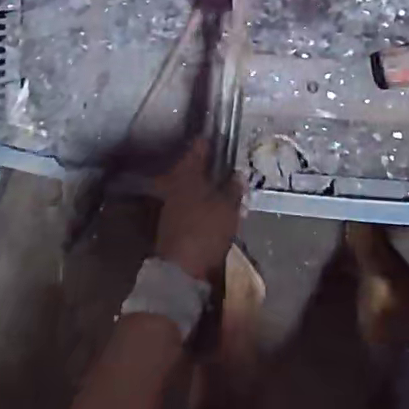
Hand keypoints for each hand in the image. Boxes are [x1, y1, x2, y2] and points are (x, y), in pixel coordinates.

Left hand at [154, 139, 242, 281]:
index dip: (209, 141)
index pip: (198, 148)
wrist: (180, 271)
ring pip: (190, 186)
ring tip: (224, 188)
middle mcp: (174, 185)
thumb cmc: (205, 231)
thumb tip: (238, 174)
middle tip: (225, 164)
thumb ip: (233, 188)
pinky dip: (201, 202)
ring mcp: (170, 205)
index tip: (220, 137)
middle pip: (191, 168)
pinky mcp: (171, 223)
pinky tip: (214, 208)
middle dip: (208, 166)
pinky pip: (189, 204)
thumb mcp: (227, 208)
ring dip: (205, 185)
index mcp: (187, 175)